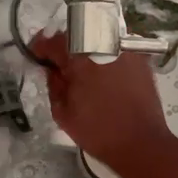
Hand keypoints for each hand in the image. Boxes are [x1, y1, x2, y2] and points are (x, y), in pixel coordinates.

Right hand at [30, 31, 173, 169]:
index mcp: (80, 57)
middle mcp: (103, 45)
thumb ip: (53, 84)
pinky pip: (116, 48)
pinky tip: (103, 73)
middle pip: (76, 35)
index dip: (40, 48)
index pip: (53, 41)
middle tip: (58, 65)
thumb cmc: (98, 131)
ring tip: (81, 69)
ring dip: (85, 49)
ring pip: (97, 38)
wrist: (141, 142)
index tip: (36, 56)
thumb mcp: (63, 113)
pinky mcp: (140, 58)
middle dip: (64, 47)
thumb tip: (52, 69)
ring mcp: (125, 49)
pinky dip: (105, 56)